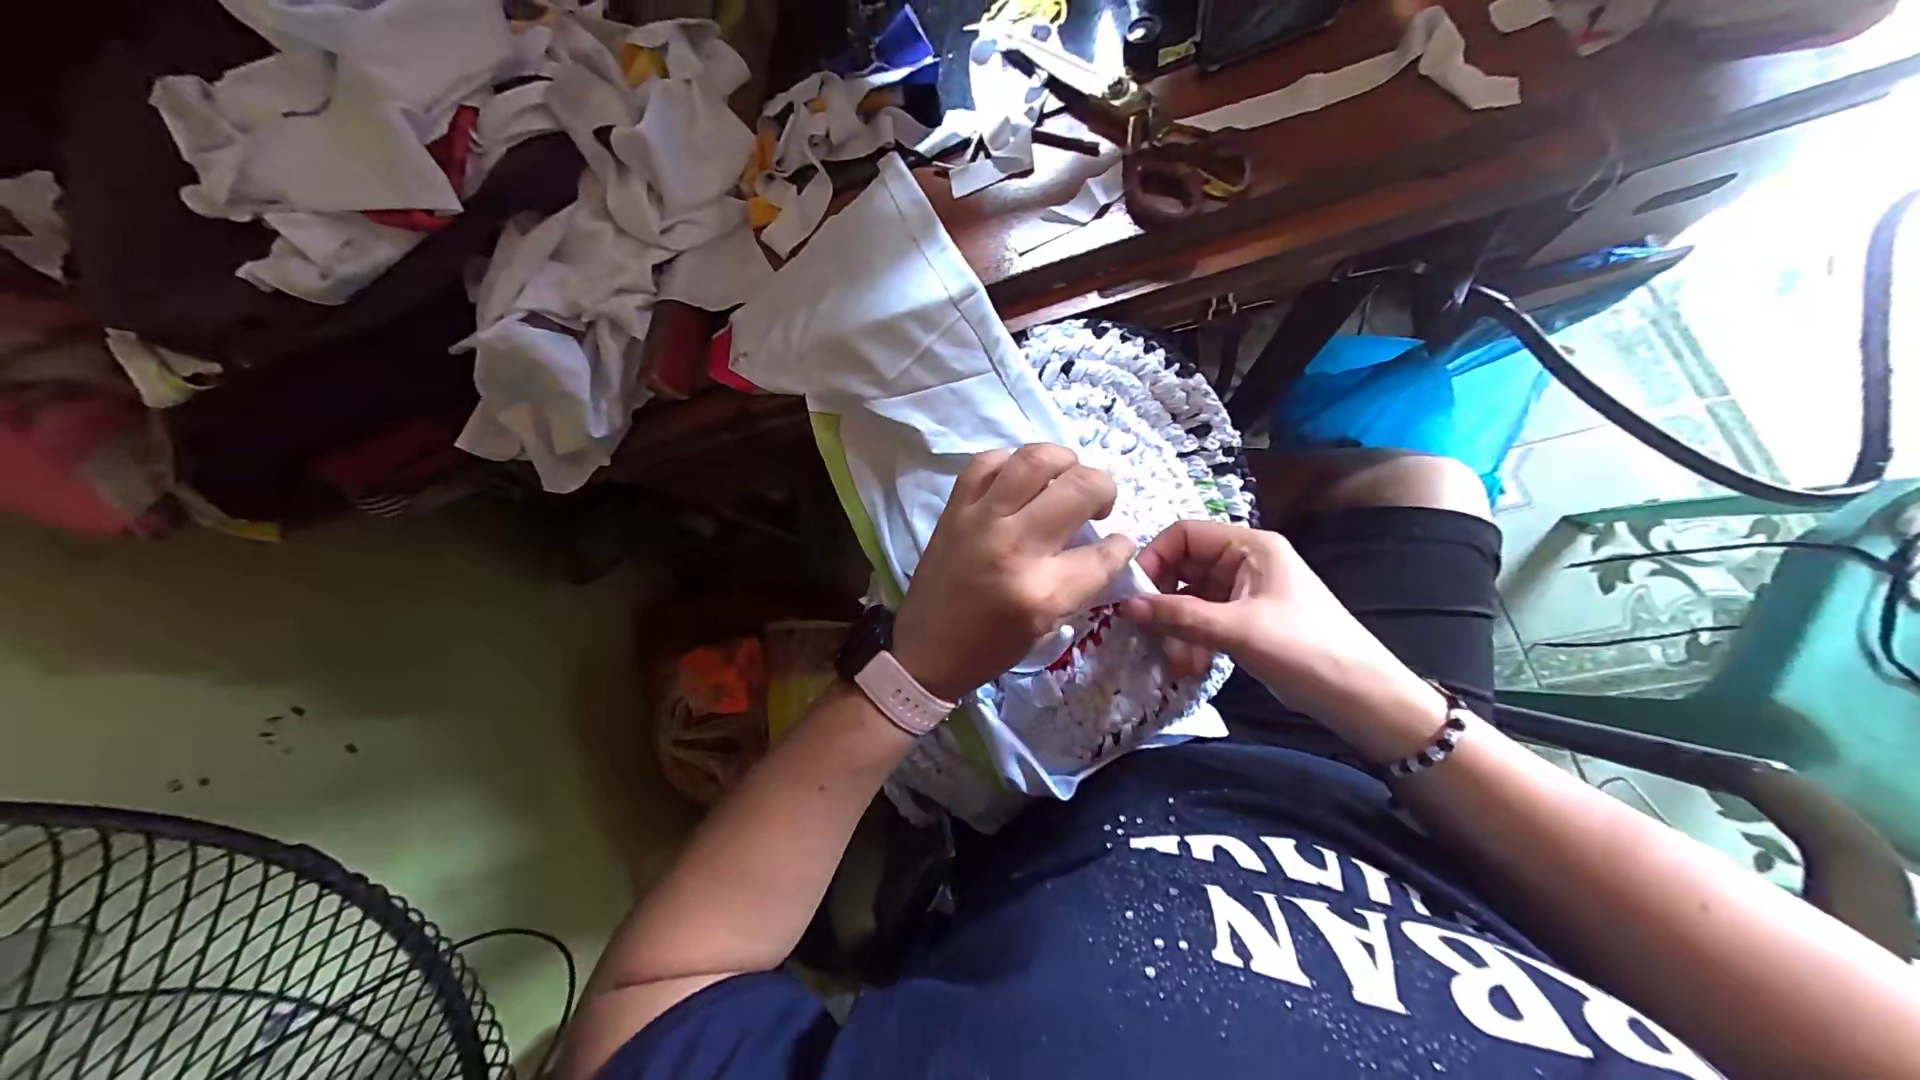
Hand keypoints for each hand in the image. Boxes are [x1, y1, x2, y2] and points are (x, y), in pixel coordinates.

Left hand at [892, 444, 1136, 701]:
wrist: (926, 651)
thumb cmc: (990, 647)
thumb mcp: (1048, 626)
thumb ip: (1081, 583)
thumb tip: (1107, 544)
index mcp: (1042, 592)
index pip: (1104, 553)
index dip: (1121, 546)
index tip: (1117, 542)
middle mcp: (1014, 547)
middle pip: (1079, 488)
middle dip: (1104, 489)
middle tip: (1096, 504)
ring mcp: (981, 521)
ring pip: (1035, 460)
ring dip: (1064, 460)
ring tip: (1065, 477)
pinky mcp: (955, 509)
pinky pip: (987, 462)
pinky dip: (1012, 461)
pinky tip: (1020, 478)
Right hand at [1118, 520, 1436, 746]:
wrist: (1361, 697)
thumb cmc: (1305, 649)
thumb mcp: (1238, 630)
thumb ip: (1180, 616)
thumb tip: (1127, 606)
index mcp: (1250, 546)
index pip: (1185, 534)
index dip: (1155, 557)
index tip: (1134, 592)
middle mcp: (1245, 562)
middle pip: (1184, 568)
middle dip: (1164, 601)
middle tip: (1146, 631)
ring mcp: (1245, 593)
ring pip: (1190, 599)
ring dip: (1176, 627)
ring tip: (1174, 661)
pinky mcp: (1245, 621)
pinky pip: (1204, 621)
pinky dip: (1191, 640)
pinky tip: (1188, 667)